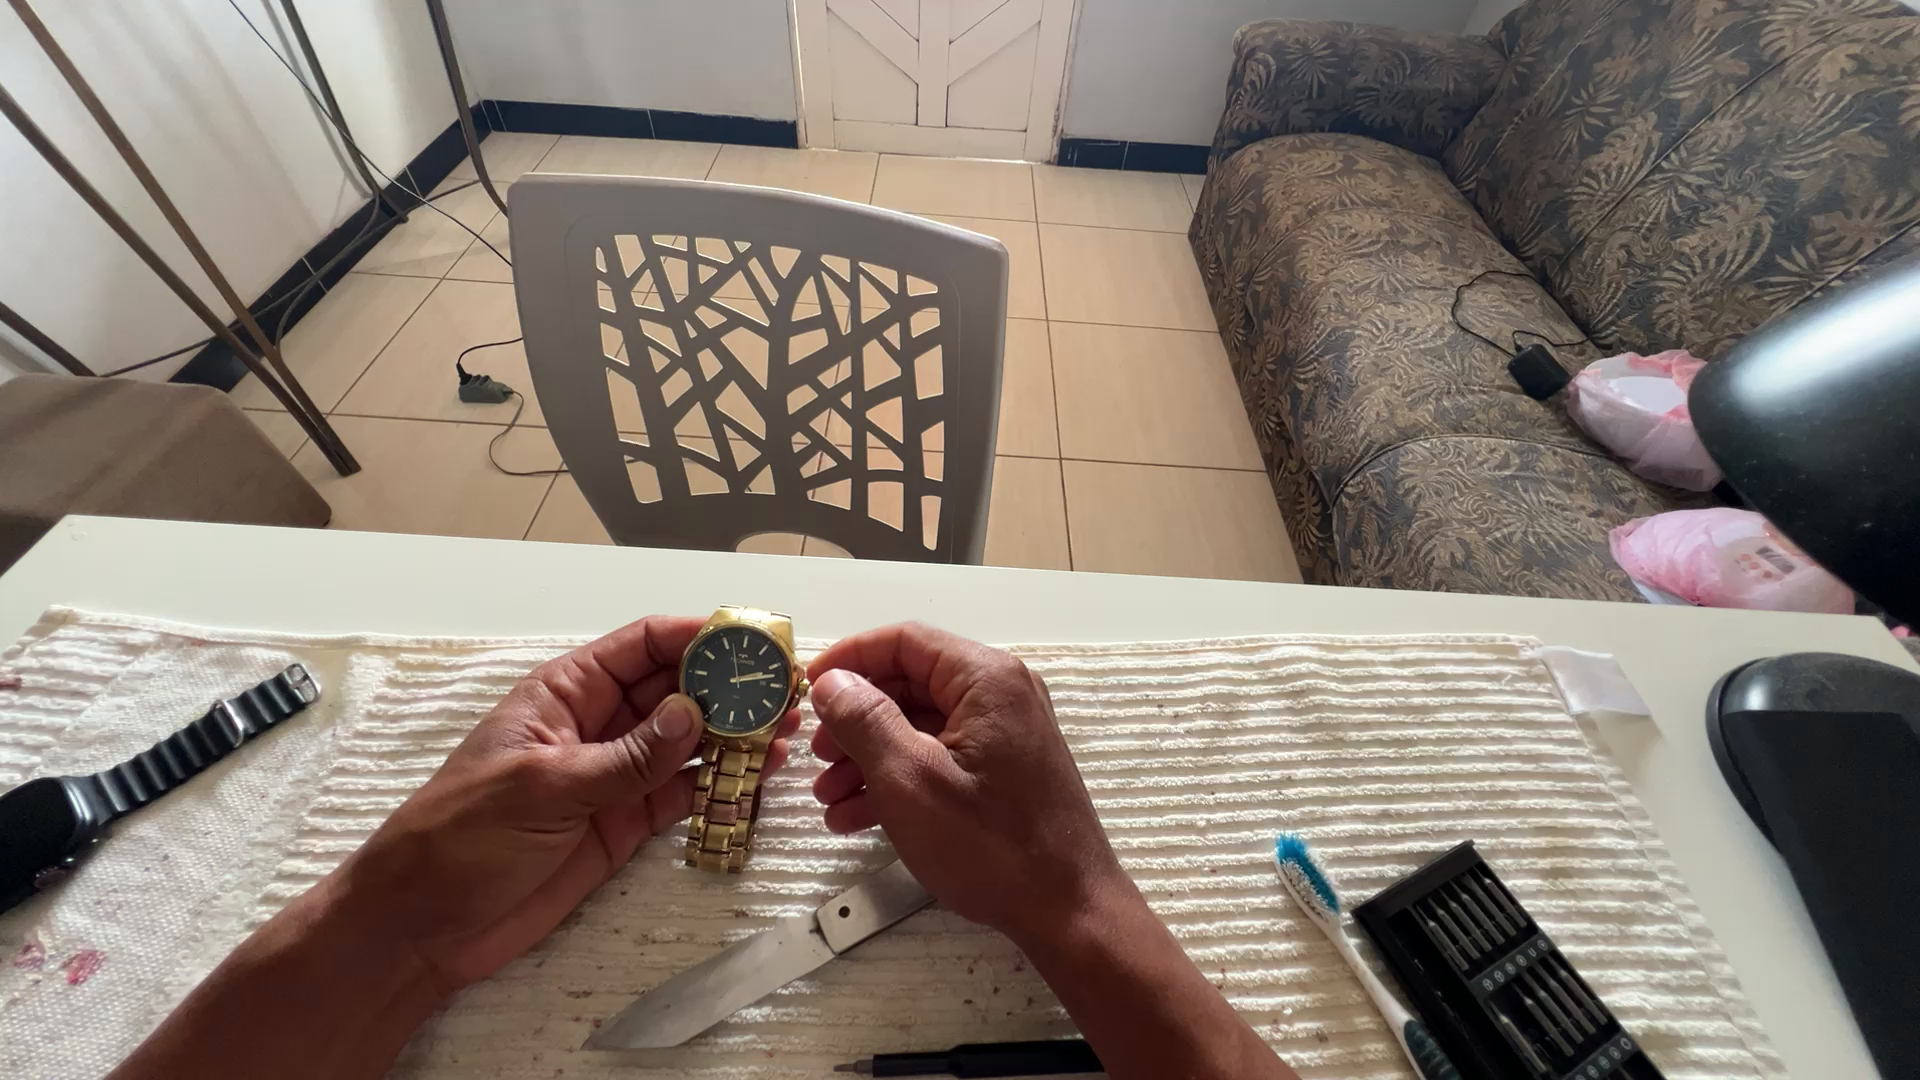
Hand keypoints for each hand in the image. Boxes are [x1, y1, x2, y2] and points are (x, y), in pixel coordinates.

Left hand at [338, 615, 799, 990]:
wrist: (420, 931)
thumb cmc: (459, 838)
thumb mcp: (540, 787)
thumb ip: (624, 755)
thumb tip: (694, 715)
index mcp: (570, 692)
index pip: (645, 645)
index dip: (698, 636)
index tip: (750, 641)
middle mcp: (604, 721)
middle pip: (681, 688)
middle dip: (733, 685)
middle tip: (786, 690)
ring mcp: (622, 769)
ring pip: (694, 737)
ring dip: (739, 732)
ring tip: (787, 730)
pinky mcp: (633, 816)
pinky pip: (689, 787)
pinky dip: (725, 780)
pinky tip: (760, 773)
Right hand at [806, 623, 1127, 946]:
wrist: (1069, 913)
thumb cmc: (990, 845)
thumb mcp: (911, 780)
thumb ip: (865, 721)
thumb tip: (831, 682)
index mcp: (985, 677)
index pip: (905, 641)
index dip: (850, 659)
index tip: (806, 688)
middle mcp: (999, 692)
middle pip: (910, 683)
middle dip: (856, 720)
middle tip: (817, 757)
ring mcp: (1004, 730)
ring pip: (920, 723)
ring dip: (870, 755)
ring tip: (829, 798)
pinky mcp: (1003, 766)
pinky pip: (941, 754)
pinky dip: (900, 776)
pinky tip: (857, 816)